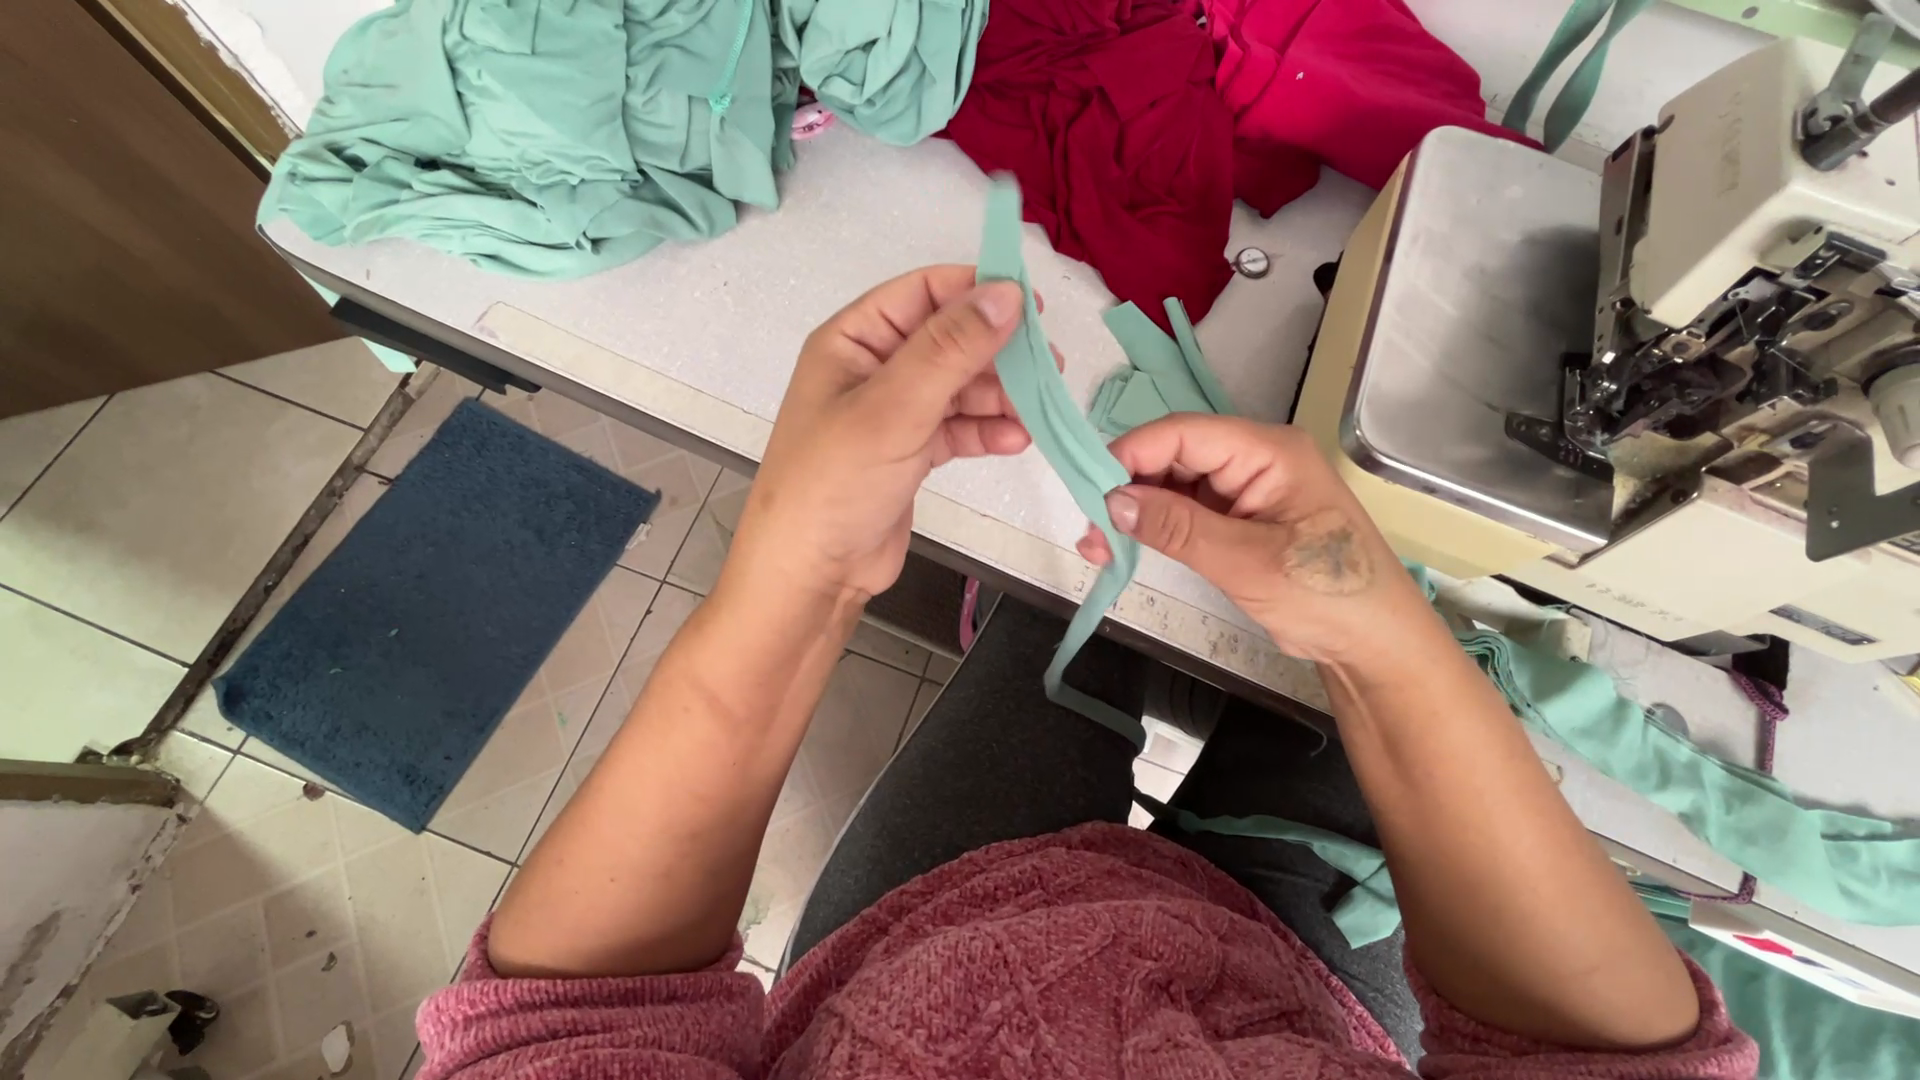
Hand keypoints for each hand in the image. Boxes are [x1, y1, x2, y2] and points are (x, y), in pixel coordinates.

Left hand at [724, 265, 1033, 603]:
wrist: (811, 575)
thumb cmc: (835, 483)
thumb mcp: (892, 409)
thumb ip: (950, 349)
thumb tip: (1007, 293)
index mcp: (854, 340)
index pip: (924, 294)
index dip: (977, 293)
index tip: (1032, 308)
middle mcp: (873, 369)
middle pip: (949, 341)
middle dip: (997, 352)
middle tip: (1049, 368)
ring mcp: (893, 414)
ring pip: (959, 387)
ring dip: (999, 396)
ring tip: (1038, 412)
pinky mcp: (909, 453)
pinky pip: (957, 428)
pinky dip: (986, 432)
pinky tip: (1016, 441)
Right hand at [1075, 414, 1426, 662]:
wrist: (1373, 644)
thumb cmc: (1325, 594)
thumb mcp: (1245, 560)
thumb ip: (1176, 526)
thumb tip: (1111, 500)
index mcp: (1267, 452)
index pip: (1184, 433)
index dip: (1132, 453)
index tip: (1088, 486)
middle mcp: (1252, 461)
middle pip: (1174, 457)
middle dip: (1127, 488)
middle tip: (1089, 529)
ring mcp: (1244, 492)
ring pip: (1173, 486)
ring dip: (1134, 512)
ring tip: (1096, 546)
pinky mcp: (1237, 521)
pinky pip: (1184, 513)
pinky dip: (1153, 529)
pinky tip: (1121, 548)